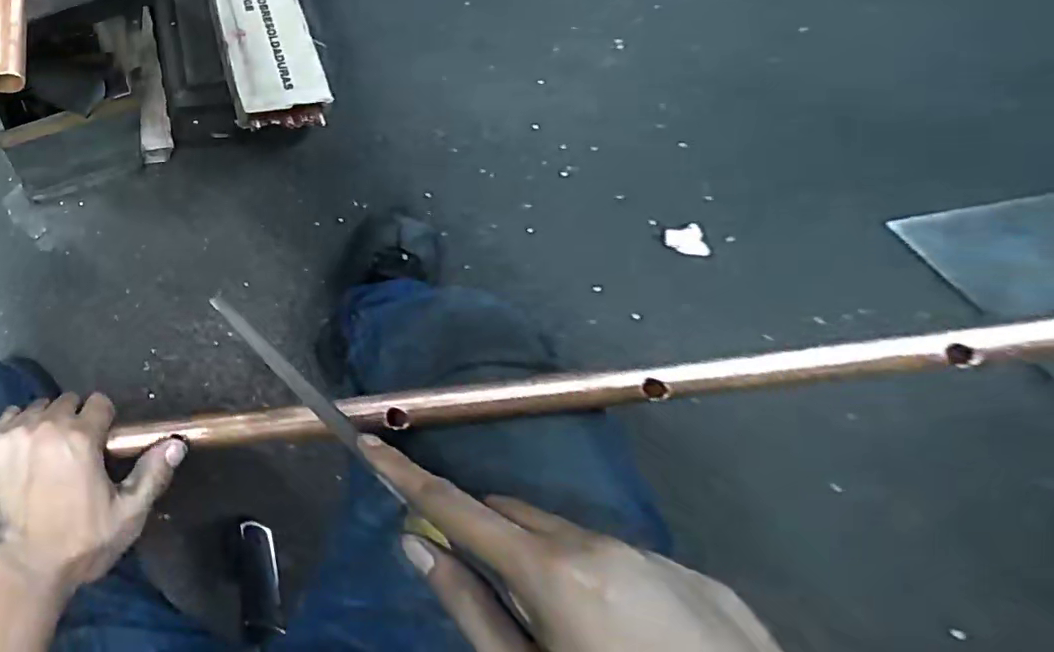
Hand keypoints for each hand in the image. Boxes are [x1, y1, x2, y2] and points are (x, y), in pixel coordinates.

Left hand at [0, 392, 185, 592]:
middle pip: (70, 401)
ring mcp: (19, 430)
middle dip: (77, 420)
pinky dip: (22, 424)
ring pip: (42, 406)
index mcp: (82, 436)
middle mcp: (49, 424)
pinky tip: (28, 449)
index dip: (104, 422)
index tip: (101, 445)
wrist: (26, 564)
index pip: (100, 402)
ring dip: (50, 421)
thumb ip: (151, 473)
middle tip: (77, 452)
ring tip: (51, 452)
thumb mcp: (126, 514)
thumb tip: (176, 444)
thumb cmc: (81, 541)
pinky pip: (14, 413)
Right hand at [359, 435, 781, 651]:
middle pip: (514, 515)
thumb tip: (415, 544)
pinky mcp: (709, 585)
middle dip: (487, 533)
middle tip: (488, 583)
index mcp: (550, 570)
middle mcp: (600, 545)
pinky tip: (639, 642)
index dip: (405, 475)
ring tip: (576, 629)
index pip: (454, 506)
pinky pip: (633, 563)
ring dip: (549, 560)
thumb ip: (469, 607)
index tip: (368, 445)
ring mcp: (660, 561)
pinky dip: (609, 581)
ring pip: (573, 537)